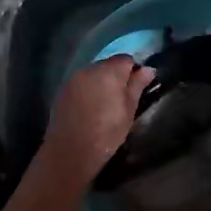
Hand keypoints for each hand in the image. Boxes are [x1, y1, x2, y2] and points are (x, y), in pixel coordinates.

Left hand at [41, 55, 155, 178]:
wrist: (71, 151)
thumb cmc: (107, 132)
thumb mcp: (129, 110)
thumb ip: (137, 86)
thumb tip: (148, 69)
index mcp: (109, 71)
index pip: (126, 59)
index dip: (133, 71)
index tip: (136, 87)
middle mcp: (89, 69)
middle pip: (108, 64)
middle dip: (116, 76)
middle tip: (121, 98)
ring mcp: (73, 78)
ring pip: (93, 73)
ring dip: (100, 82)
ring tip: (104, 104)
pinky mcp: (62, 90)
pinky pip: (80, 83)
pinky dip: (87, 90)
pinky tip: (89, 108)